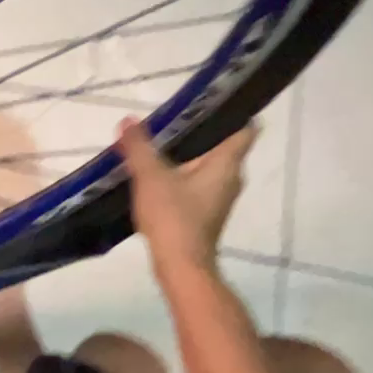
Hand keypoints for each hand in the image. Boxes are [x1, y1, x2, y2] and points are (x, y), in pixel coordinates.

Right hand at [116, 117, 259, 274]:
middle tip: (169, 126)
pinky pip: (197, 188)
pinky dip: (181, 181)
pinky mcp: (206, 216)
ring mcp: (220, 200)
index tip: (208, 105)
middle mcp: (231, 179)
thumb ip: (138, 147)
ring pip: (207, 170)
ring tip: (157, 151)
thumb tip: (128, 121)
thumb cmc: (173, 217)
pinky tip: (156, 182)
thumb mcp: (150, 177)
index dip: (231, 114)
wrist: (181, 267)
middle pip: (220, 148)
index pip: (244, 129)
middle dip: (197, 136)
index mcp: (227, 163)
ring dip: (186, 161)